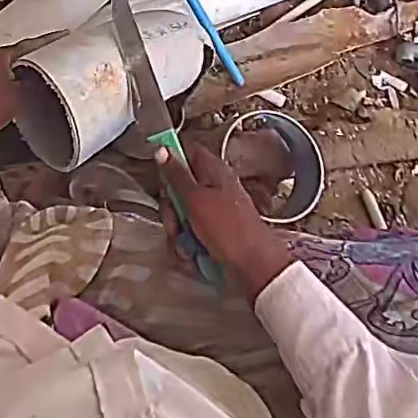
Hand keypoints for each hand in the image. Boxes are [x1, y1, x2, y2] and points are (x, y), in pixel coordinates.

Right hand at [158, 142, 294, 297]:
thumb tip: (161, 149)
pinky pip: (190, 233)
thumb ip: (176, 175)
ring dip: (178, 232)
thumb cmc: (227, 228)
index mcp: (213, 170)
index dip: (171, 162)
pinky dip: (187, 245)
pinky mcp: (213, 233)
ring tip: (187, 244)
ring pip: (181, 214)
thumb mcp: (195, 199)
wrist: (255, 267)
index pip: (186, 152)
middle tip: (176, 221)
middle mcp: (213, 187)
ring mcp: (213, 211)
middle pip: (178, 188)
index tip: (163, 179)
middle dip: (171, 209)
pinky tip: (193, 255)